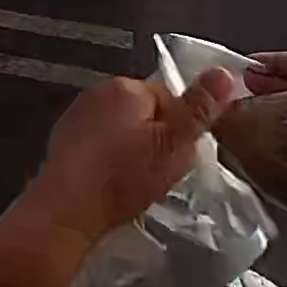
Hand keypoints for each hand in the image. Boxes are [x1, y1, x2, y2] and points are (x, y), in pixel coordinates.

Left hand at [19, 68, 236, 244]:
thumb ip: (200, 108)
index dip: (178, 128)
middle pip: (142, 110)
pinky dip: (105, 159)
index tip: (177, 158)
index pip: (168, 97)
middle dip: (154, 137)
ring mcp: (76, 115)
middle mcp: (99, 91)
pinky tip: (108, 185)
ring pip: (118, 127)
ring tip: (133, 183)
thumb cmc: (122, 178)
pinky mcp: (61, 140)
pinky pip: (96, 143)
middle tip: (158, 172)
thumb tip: (225, 72)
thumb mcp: (174, 145)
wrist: (63, 215)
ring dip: (129, 148)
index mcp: (127, 87)